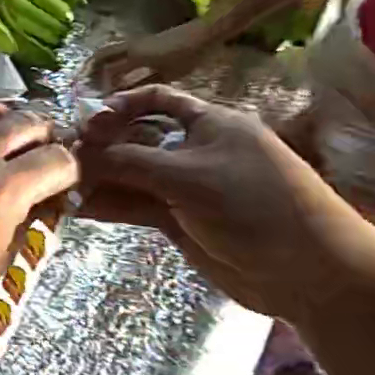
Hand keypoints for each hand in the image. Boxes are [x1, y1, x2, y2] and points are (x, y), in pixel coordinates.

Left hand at [0, 86, 78, 321]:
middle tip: (38, 158)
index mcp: (0, 189)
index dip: (68, 171)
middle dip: (43, 140)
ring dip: (3, 120)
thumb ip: (30, 217)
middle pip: (28, 122)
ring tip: (2, 140)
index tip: (61, 181)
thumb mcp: (2, 257)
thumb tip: (49, 194)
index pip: (57, 159)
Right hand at [74, 86, 374, 321]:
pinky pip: (137, 205)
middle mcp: (193, 150)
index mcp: (208, 123)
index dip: (120, 105)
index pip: (156, 100)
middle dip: (101, 148)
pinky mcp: (179, 220)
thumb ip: (129, 161)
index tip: (86, 122)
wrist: (312, 274)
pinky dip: (111, 205)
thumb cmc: (256, 205)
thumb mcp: (188, 175)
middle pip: (136, 139)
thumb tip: (77, 154)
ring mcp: (186, 187)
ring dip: (100, 180)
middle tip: (63, 162)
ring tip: (63, 189)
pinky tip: (81, 210)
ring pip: (132, 175)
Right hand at [84, 21, 220, 91]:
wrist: (206, 33)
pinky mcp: (144, 44)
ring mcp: (136, 44)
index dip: (95, 84)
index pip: (105, 70)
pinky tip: (116, 79)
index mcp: (133, 54)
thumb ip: (139, 84)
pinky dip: (111, 65)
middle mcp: (129, 47)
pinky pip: (119, 54)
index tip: (88, 98)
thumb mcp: (165, 75)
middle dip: (89, 71)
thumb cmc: (188, 54)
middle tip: (83, 88)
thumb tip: (118, 98)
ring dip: (99, 67)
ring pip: (108, 54)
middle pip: (100, 57)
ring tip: (94, 84)